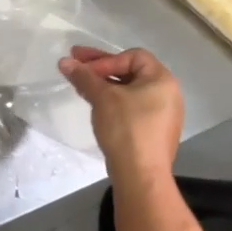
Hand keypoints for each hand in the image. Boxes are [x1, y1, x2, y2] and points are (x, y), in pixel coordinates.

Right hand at [59, 45, 184, 187]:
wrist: (140, 174)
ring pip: (128, 90)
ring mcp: (162, 113)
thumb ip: (84, 77)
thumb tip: (64, 61)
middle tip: (74, 64)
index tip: (84, 69)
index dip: (106, 59)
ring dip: (104, 85)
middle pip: (130, 71)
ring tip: (81, 86)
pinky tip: (96, 106)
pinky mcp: (153, 130)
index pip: (133, 56)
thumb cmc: (126, 128)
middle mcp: (167, 93)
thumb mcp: (102, 98)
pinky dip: (113, 102)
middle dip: (100, 68)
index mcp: (162, 80)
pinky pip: (131, 106)